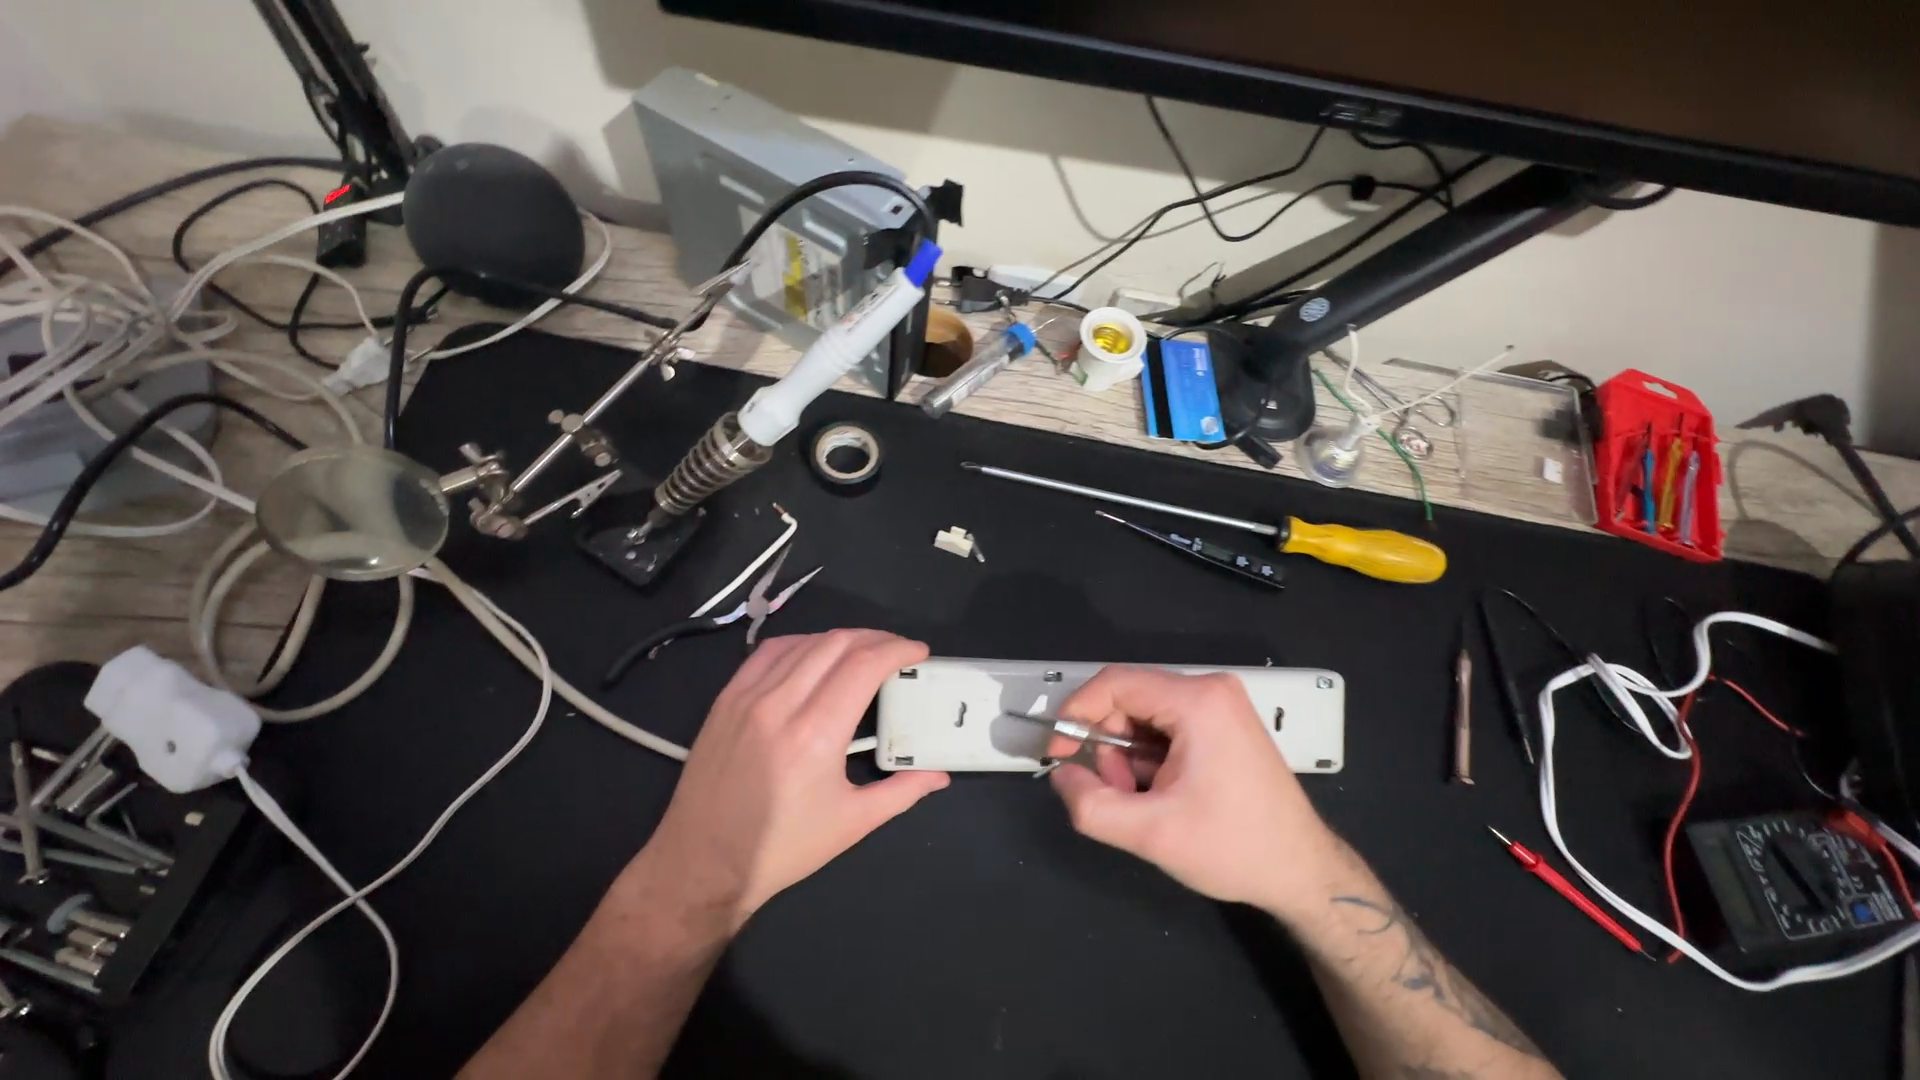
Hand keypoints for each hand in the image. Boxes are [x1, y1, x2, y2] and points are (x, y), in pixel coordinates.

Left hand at [631, 630, 949, 930]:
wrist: (702, 862)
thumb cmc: (781, 848)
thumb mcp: (851, 824)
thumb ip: (901, 792)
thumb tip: (939, 776)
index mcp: (816, 733)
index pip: (864, 665)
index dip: (897, 649)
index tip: (918, 651)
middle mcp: (781, 704)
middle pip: (837, 644)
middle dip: (876, 639)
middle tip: (897, 650)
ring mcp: (748, 697)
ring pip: (804, 642)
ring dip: (840, 639)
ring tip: (862, 651)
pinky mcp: (726, 699)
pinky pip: (768, 652)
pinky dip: (801, 644)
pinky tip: (814, 654)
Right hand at [1047, 667, 1341, 918]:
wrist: (1302, 871)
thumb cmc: (1234, 848)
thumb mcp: (1151, 835)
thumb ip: (1091, 805)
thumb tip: (1060, 775)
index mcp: (1198, 701)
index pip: (1114, 683)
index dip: (1077, 713)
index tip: (1059, 753)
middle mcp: (1210, 690)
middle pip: (1128, 700)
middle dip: (1109, 747)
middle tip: (1118, 794)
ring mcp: (1220, 705)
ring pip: (1143, 716)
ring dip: (1128, 757)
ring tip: (1146, 802)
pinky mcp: (1223, 723)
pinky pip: (1165, 726)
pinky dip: (1150, 757)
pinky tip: (1163, 793)